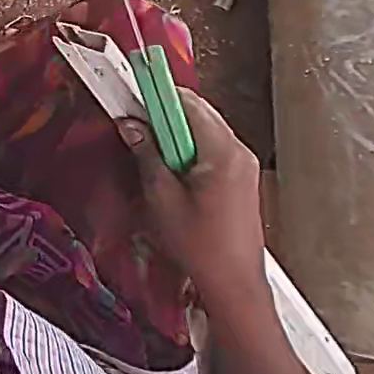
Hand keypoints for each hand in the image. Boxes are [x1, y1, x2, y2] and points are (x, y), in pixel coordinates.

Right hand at [121, 89, 266, 305]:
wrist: (234, 287)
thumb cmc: (200, 247)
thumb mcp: (162, 198)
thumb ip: (146, 154)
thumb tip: (130, 125)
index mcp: (223, 153)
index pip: (188, 103)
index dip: (157, 92)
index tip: (134, 86)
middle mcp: (238, 152)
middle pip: (197, 112)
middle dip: (164, 110)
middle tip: (134, 116)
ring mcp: (243, 164)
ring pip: (203, 127)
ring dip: (174, 129)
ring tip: (148, 142)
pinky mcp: (241, 177)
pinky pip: (210, 145)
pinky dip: (187, 144)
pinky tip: (169, 162)